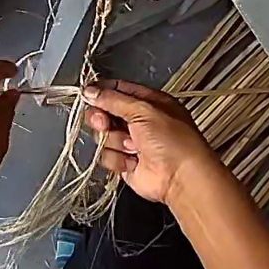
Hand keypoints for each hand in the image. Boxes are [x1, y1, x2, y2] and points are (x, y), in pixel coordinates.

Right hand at [83, 80, 225, 204]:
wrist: (180, 177)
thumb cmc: (174, 141)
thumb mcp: (143, 111)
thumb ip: (114, 99)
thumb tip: (91, 91)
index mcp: (149, 103)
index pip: (119, 90)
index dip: (102, 91)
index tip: (88, 93)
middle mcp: (141, 121)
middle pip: (106, 113)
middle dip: (102, 117)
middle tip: (104, 122)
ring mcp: (132, 142)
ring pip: (103, 136)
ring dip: (115, 141)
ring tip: (132, 146)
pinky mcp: (126, 162)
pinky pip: (106, 156)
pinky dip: (118, 159)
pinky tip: (133, 161)